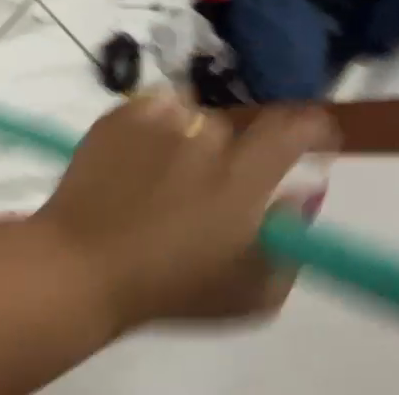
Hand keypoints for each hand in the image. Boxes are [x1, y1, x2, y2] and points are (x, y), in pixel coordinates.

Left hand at [37, 87, 337, 329]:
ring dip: (188, 136)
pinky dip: (154, 122)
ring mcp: (151, 123)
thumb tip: (297, 197)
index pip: (289, 133)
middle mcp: (199, 141)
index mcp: (241, 182)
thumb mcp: (252, 291)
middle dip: (232, 153)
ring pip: (188, 114)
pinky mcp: (113, 117)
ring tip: (167, 171)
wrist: (83, 263)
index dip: (309, 128)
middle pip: (231, 129)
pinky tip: (141, 154)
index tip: (316, 133)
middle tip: (211, 185)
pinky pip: (149, 106)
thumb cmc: (170, 288)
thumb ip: (288, 242)